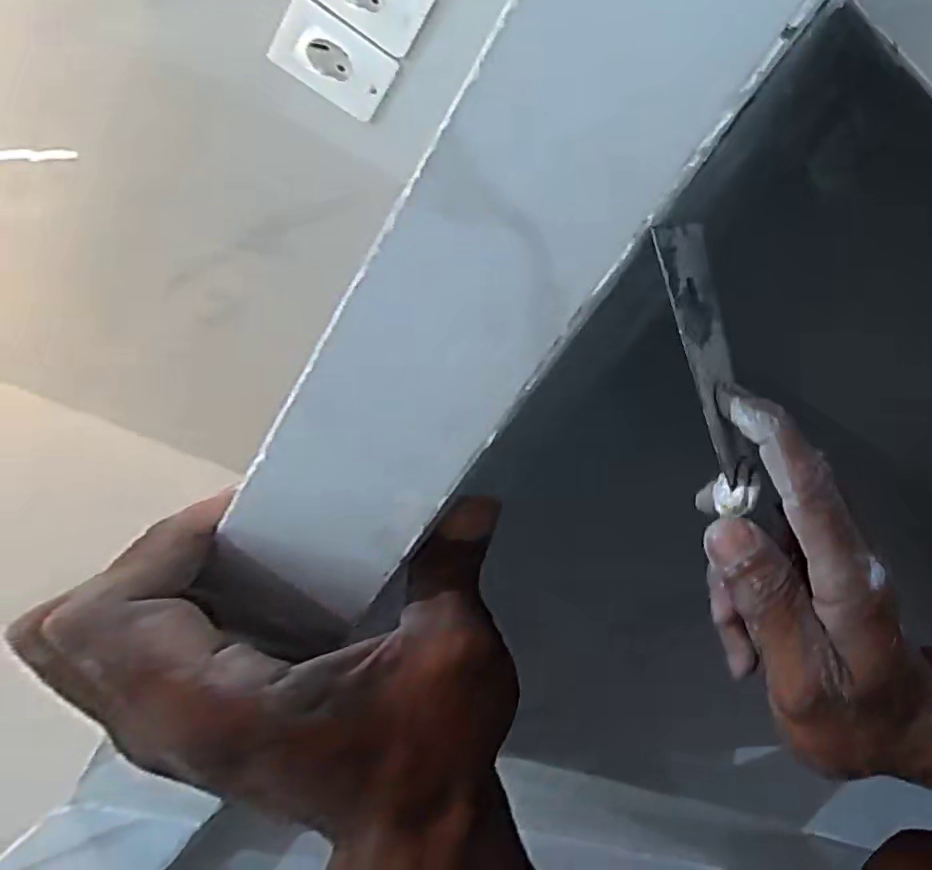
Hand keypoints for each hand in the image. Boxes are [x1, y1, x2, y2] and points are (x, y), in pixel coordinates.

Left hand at [6, 491, 527, 866]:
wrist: (420, 822)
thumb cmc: (430, 739)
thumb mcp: (453, 645)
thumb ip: (449, 570)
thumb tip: (471, 506)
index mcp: (202, 704)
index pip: (108, 612)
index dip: (169, 545)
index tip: (260, 511)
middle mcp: (156, 724)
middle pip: (63, 632)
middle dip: (148, 563)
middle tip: (248, 532)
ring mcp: (169, 735)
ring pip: (91, 652)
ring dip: (160, 588)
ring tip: (258, 555)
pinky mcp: (197, 733)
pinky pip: (139, 662)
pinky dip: (179, 616)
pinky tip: (270, 599)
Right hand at [702, 389, 931, 779]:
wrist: (908, 731)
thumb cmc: (859, 719)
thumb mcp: (800, 680)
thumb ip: (766, 602)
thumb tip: (725, 529)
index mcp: (849, 572)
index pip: (811, 486)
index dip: (775, 438)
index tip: (735, 402)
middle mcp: (848, 550)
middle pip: (783, 502)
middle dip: (736, 532)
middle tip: (718, 594)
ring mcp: (838, 558)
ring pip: (769, 535)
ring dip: (736, 584)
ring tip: (741, 650)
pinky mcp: (826, 571)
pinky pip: (774, 561)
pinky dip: (748, 596)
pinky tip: (749, 650)